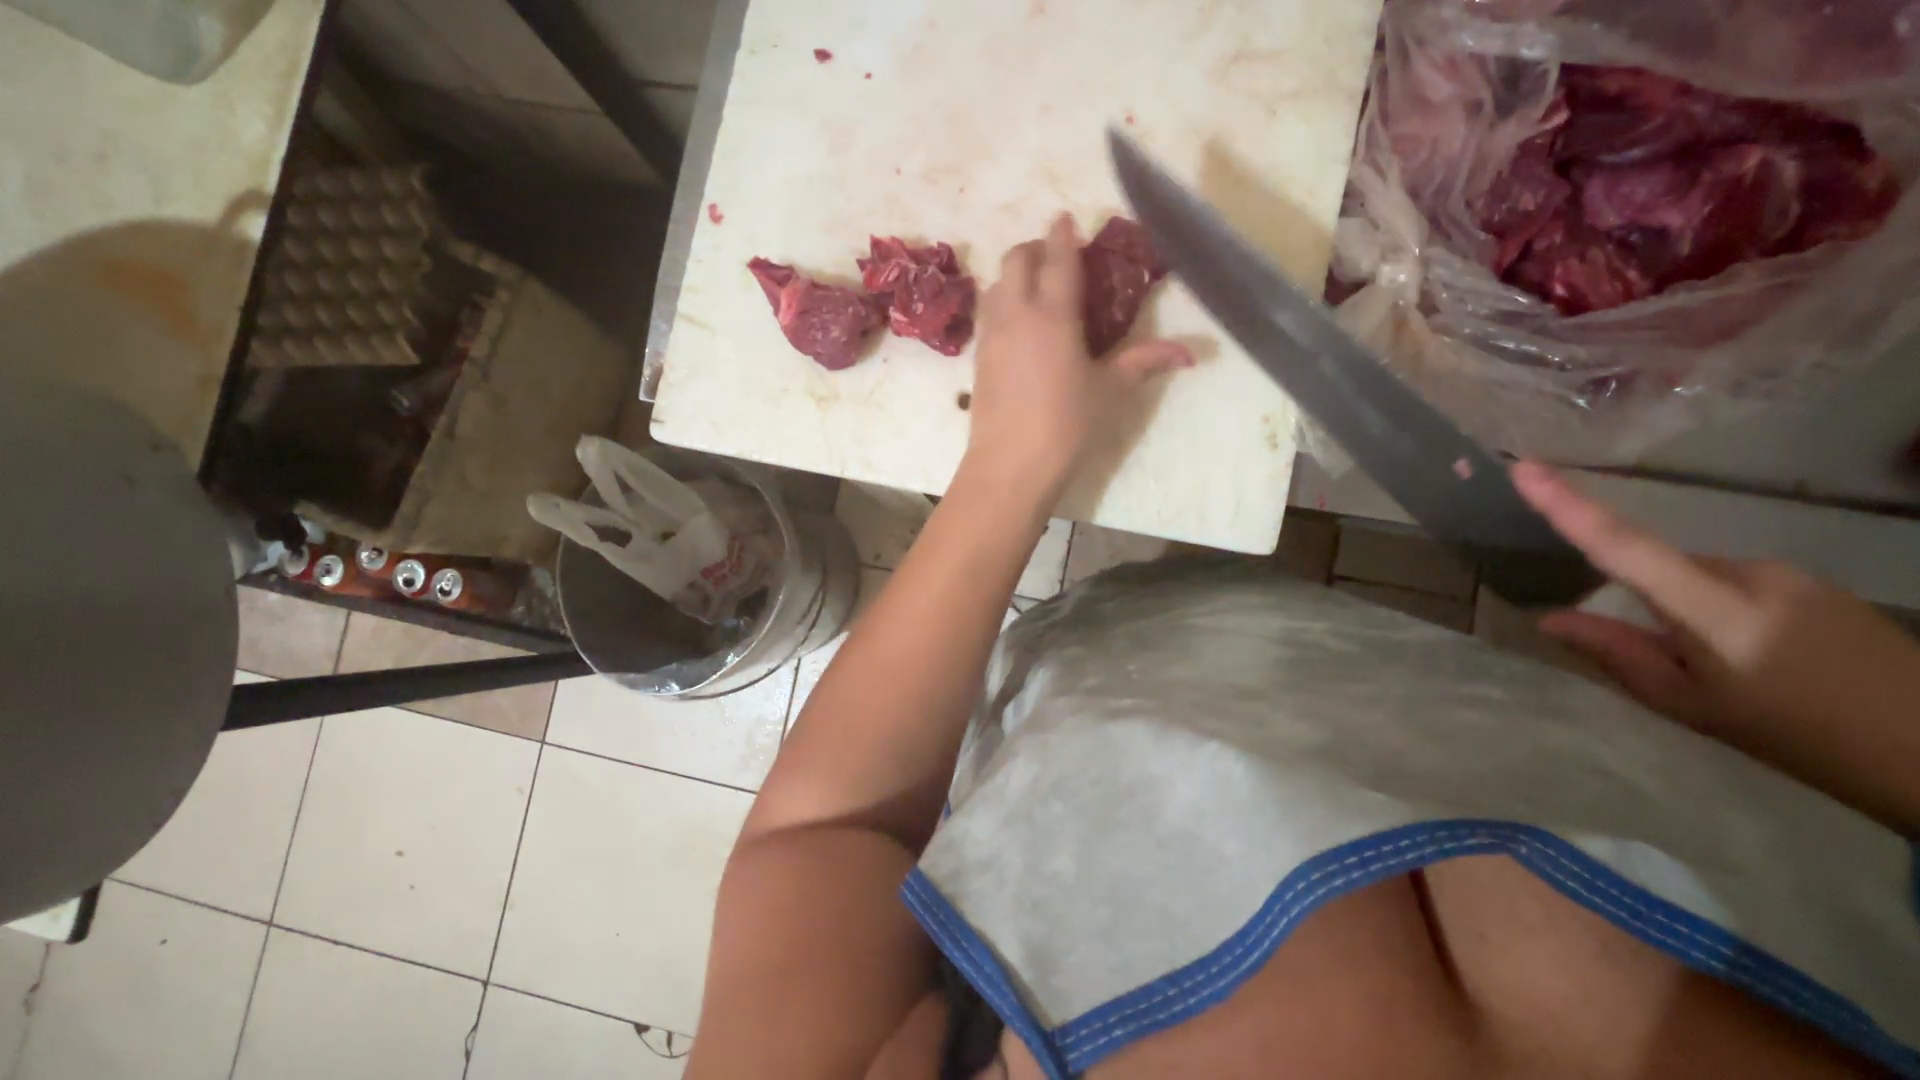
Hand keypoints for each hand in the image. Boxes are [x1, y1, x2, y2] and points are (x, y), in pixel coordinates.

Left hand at [959, 214, 1192, 506]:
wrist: (1010, 465)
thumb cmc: (1066, 425)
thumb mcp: (1110, 391)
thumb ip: (1145, 362)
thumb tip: (1190, 354)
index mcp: (1053, 314)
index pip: (1058, 259)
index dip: (1063, 234)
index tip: (1065, 217)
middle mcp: (1016, 313)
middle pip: (1016, 259)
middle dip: (1035, 248)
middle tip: (1056, 257)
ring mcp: (991, 334)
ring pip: (996, 284)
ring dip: (1015, 274)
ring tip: (1036, 287)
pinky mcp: (978, 357)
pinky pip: (988, 312)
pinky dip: (1002, 301)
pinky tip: (1018, 323)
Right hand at [1513, 462, 1919, 831]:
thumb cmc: (1798, 738)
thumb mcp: (1692, 707)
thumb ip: (1619, 655)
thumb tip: (1551, 619)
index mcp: (1714, 607)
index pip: (1623, 546)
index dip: (1569, 506)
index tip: (1525, 469)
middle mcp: (1751, 572)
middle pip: (1662, 567)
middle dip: (1647, 603)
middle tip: (1673, 667)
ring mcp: (1791, 573)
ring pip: (1701, 579)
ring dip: (1689, 613)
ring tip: (1726, 674)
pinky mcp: (1818, 583)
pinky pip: (1740, 586)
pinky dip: (1726, 614)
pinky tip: (1761, 662)